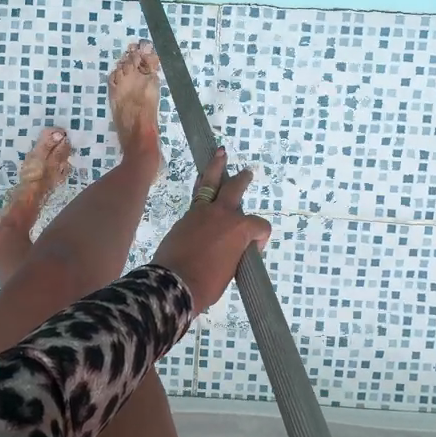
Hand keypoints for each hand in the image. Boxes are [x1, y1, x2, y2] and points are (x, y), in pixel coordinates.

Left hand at [150, 147, 271, 309]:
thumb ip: (236, 253)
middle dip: (242, 180)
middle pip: (235, 189)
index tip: (253, 250)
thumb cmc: (207, 283)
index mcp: (239, 228)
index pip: (260, 225)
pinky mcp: (186, 215)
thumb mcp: (232, 271)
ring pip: (211, 181)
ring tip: (220, 153)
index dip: (261, 238)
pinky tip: (202, 181)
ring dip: (216, 167)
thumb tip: (232, 247)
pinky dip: (202, 185)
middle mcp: (222, 213)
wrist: (174, 282)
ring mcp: (202, 211)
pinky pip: (197, 194)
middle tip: (247, 172)